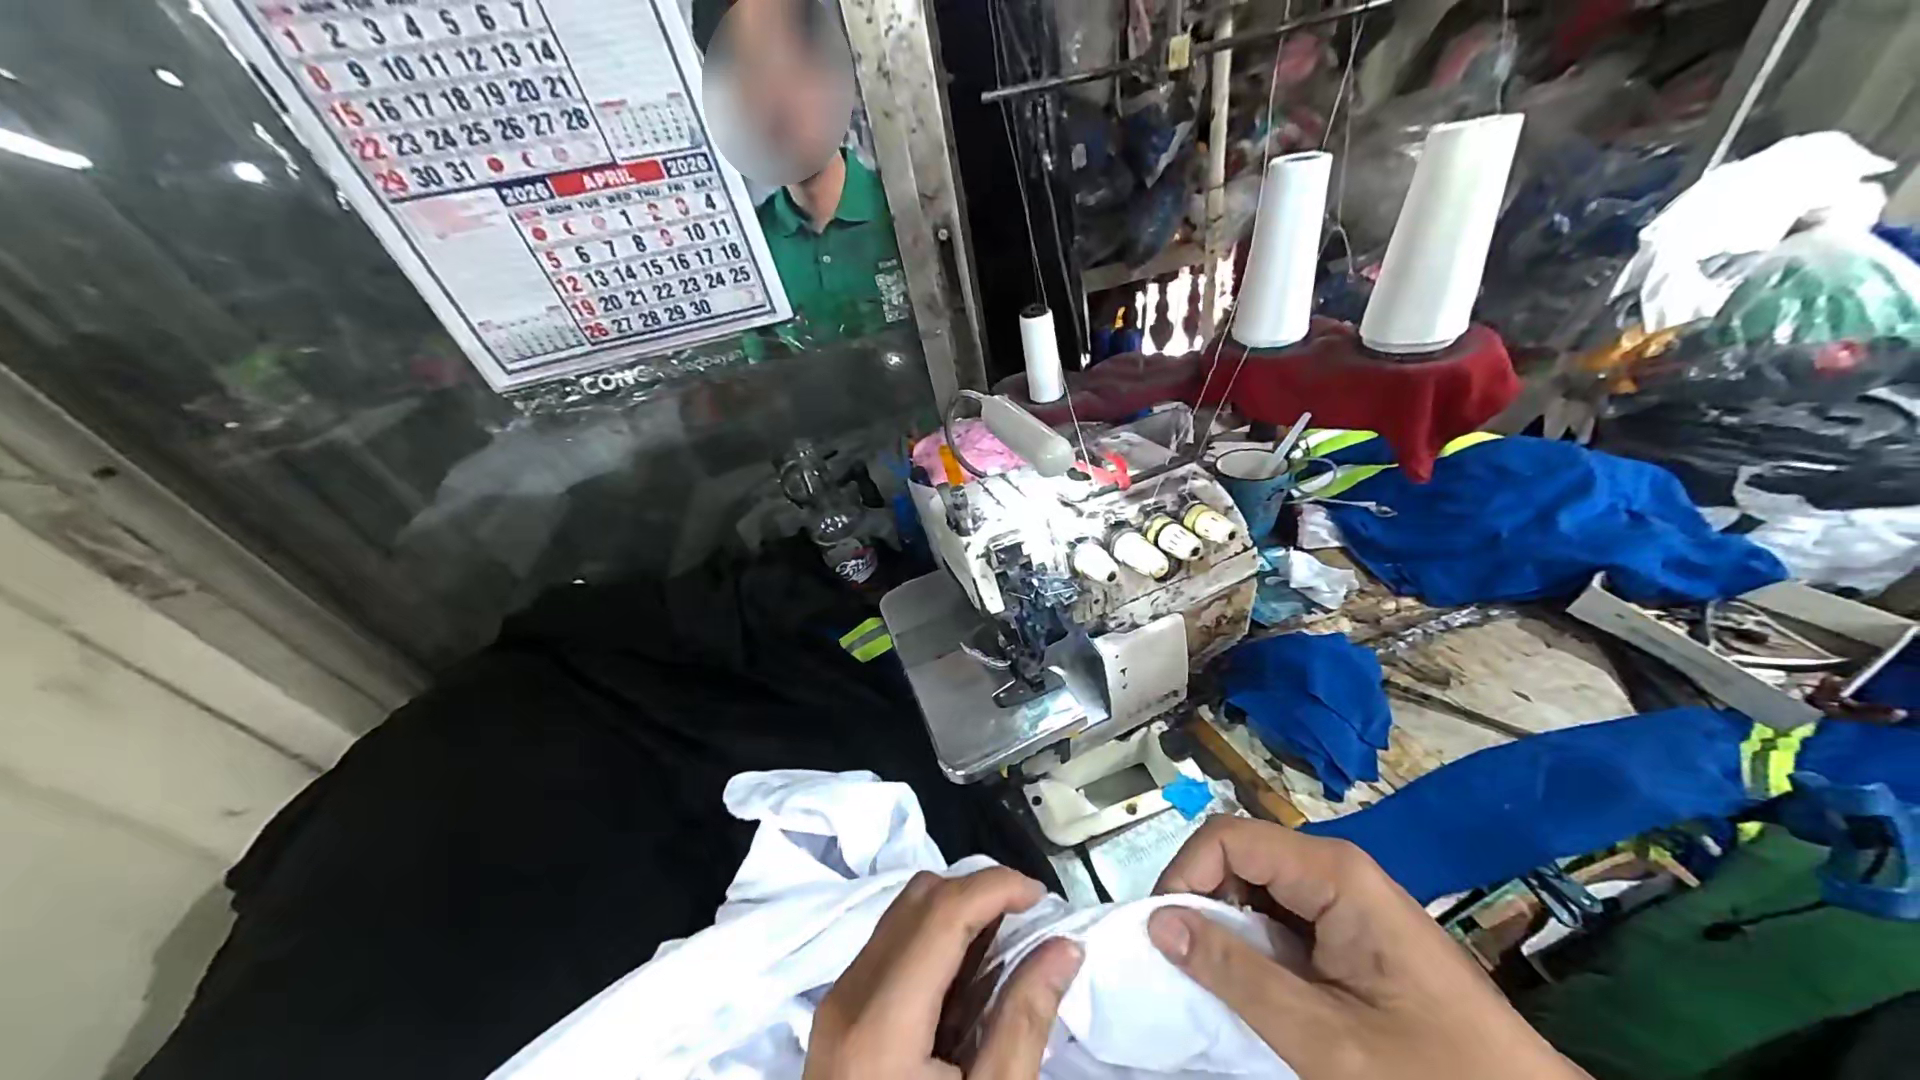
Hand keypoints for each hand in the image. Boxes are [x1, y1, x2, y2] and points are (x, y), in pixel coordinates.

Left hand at [805, 867, 1083, 1079]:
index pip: (942, 911)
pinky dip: (933, 935)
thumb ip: (1024, 1021)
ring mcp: (837, 998)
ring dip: (957, 910)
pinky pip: (891, 940)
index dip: (996, 887)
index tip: (1043, 897)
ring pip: (902, 911)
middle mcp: (849, 994)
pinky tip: (965, 976)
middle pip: (919, 898)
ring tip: (1002, 947)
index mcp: (881, 1023)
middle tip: (1028, 923)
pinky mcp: (839, 1009)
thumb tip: (1065, 946)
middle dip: (979, 893)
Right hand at [1148, 817, 1587, 1079]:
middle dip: (1203, 899)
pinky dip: (1254, 942)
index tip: (1165, 933)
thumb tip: (1158, 921)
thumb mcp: (1323, 1037)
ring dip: (1226, 924)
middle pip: (1239, 855)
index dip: (1186, 874)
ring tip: (1221, 978)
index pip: (1227, 838)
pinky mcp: (1351, 926)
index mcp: (1335, 874)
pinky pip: (1281, 914)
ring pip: (1256, 885)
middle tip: (1189, 962)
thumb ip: (1235, 972)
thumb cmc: (1433, 1077)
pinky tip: (1258, 984)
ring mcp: (1346, 897)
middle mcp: (1337, 869)